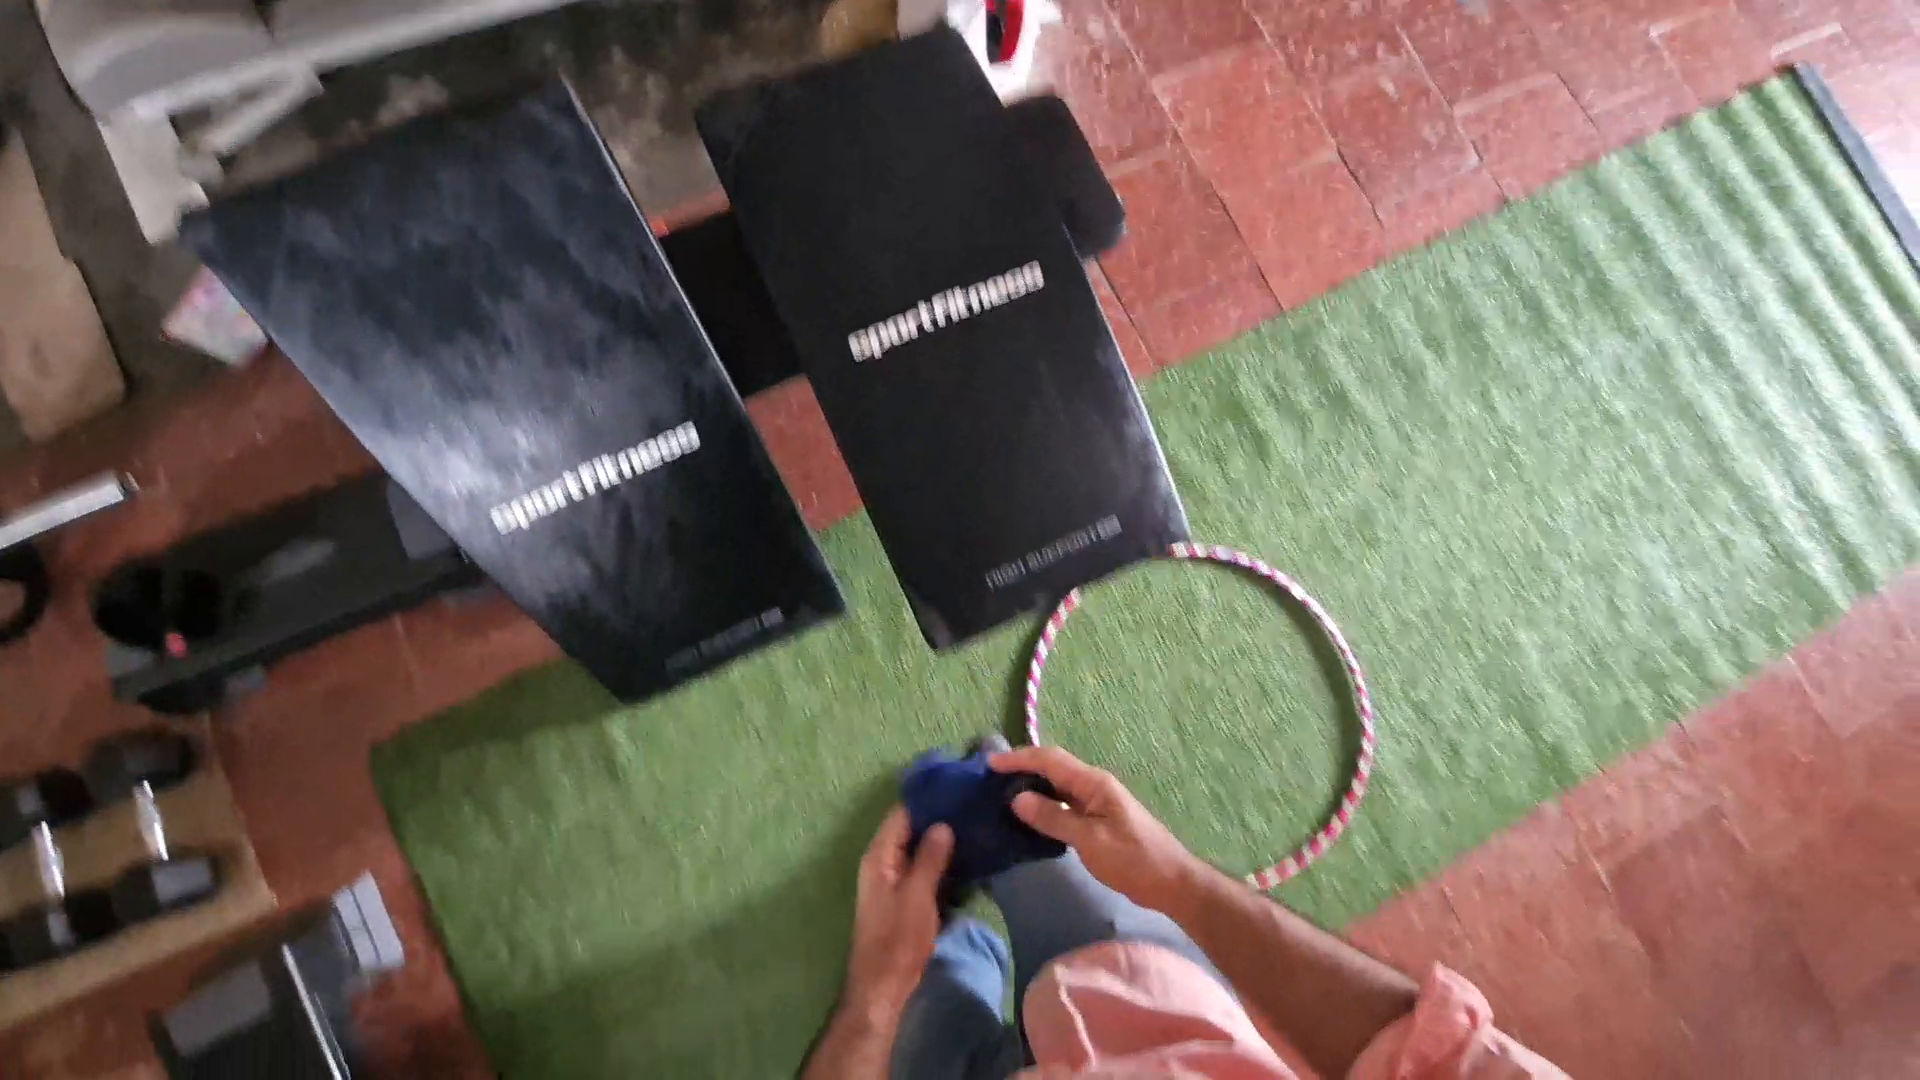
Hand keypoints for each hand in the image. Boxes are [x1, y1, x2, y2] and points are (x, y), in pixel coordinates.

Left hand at [843, 806, 952, 1019]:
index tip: (955, 786)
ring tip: (972, 823)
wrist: (882, 988)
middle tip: (970, 804)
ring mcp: (891, 879)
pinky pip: (920, 866)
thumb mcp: (918, 896)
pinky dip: (938, 859)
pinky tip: (963, 855)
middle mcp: (881, 861)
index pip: (901, 813)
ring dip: (939, 838)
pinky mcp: (902, 896)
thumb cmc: (898, 940)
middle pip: (908, 828)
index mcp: (878, 855)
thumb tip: (943, 824)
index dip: (926, 799)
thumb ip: (929, 858)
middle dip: (936, 817)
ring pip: (916, 848)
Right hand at [990, 746, 1205, 914]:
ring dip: (1031, 785)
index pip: (1050, 760)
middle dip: (1022, 767)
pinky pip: (1063, 803)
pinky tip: (1029, 816)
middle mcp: (1093, 785)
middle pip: (1052, 767)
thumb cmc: (1134, 860)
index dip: (1019, 758)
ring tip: (1001, 793)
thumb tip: (1017, 799)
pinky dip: (1043, 804)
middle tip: (990, 777)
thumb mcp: (1090, 841)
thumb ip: (1054, 819)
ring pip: (1057, 785)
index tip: (990, 762)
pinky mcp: (1096, 819)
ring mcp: (1096, 802)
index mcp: (1094, 783)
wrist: (1173, 883)